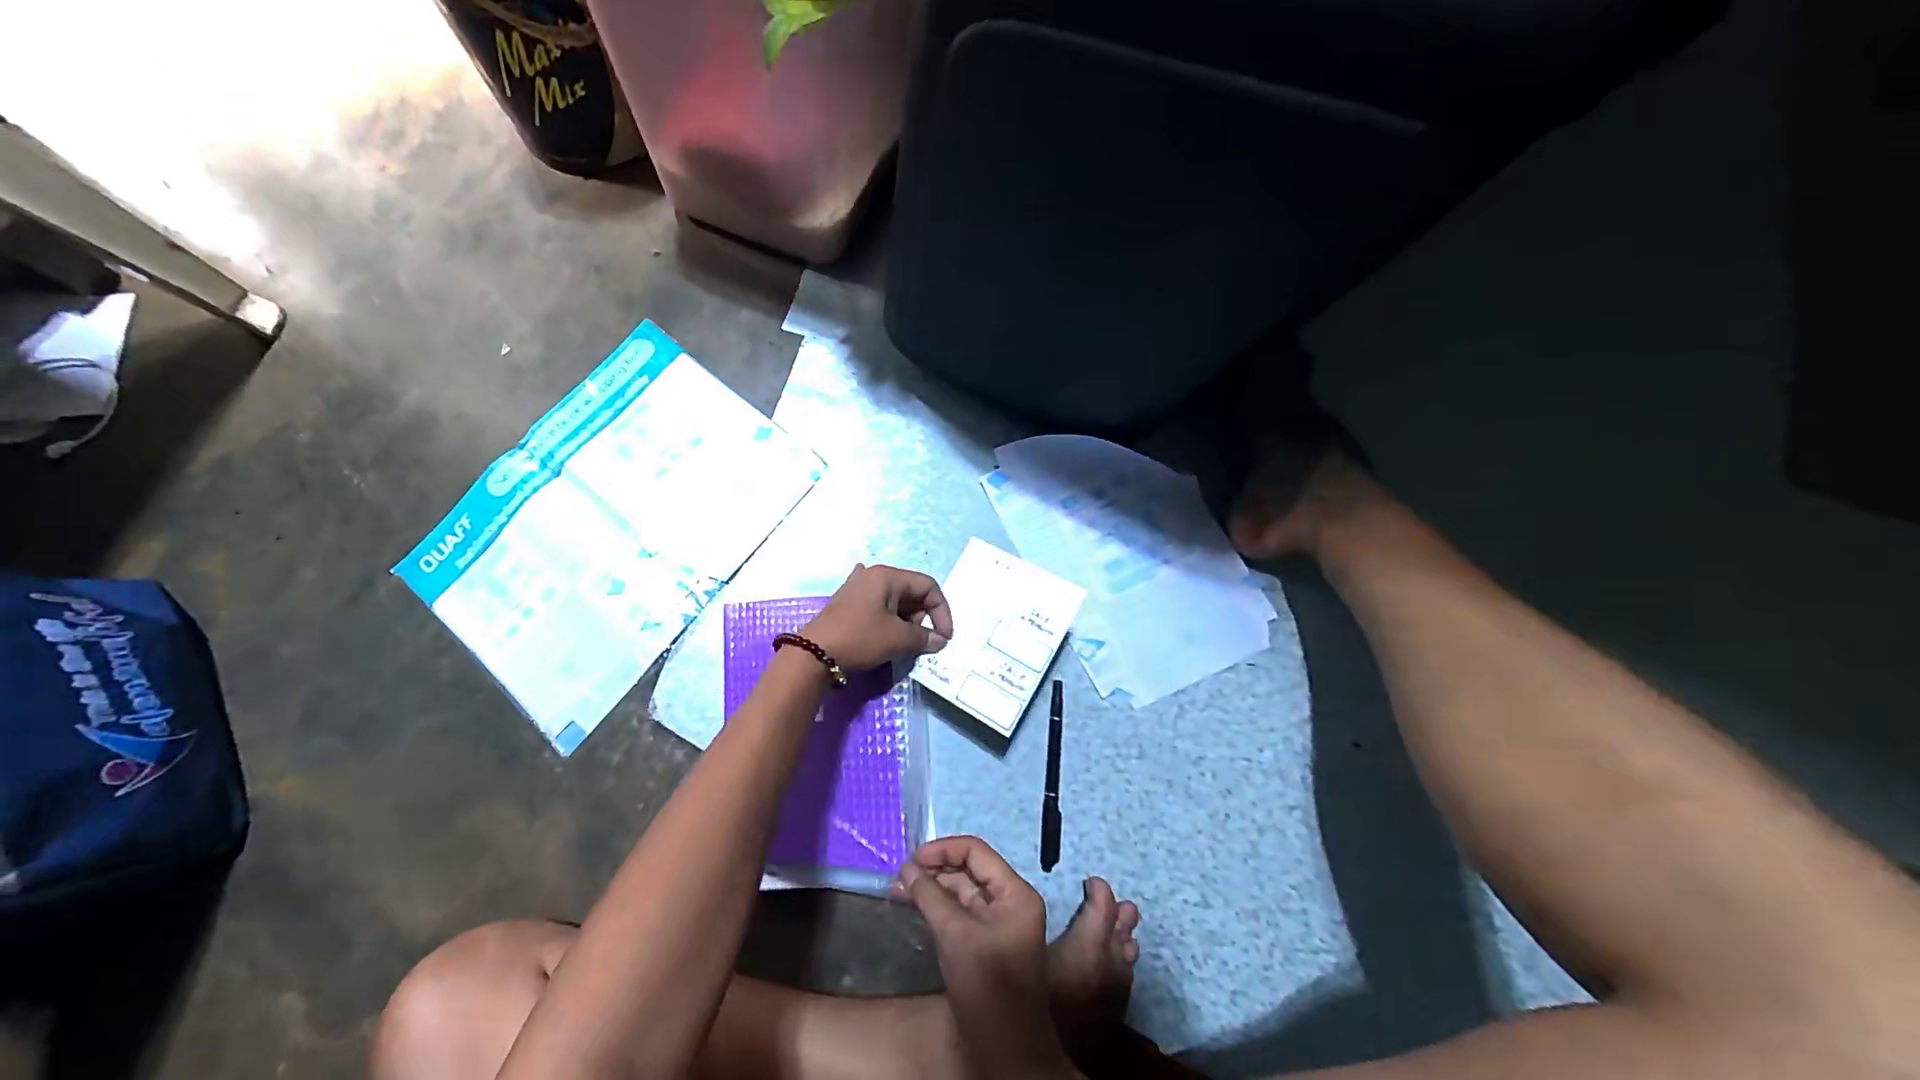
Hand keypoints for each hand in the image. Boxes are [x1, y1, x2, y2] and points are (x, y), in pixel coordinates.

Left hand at [801, 563, 952, 671]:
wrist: (814, 654)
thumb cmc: (860, 638)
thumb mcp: (898, 638)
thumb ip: (924, 638)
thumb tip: (939, 640)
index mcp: (887, 576)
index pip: (928, 586)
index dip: (941, 611)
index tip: (944, 637)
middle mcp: (872, 575)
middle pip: (912, 592)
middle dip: (922, 618)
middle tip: (919, 641)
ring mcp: (857, 588)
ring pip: (895, 601)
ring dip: (905, 621)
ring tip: (901, 642)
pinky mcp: (847, 604)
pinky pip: (878, 606)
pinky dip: (887, 617)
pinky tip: (884, 624)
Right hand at [896, 837, 1077, 1077]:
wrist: (1007, 1054)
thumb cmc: (988, 990)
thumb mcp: (956, 937)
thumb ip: (931, 897)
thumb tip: (907, 868)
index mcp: (1015, 893)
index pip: (977, 852)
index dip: (943, 850)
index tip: (911, 860)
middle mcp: (1010, 902)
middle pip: (969, 870)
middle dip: (934, 870)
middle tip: (900, 877)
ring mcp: (999, 923)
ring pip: (963, 891)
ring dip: (933, 888)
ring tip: (899, 890)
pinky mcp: (986, 942)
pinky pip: (961, 913)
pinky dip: (938, 907)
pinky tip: (914, 906)